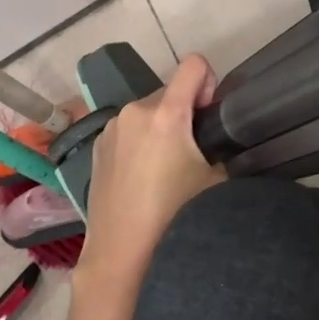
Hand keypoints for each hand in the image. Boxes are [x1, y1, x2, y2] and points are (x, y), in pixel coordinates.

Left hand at [76, 54, 225, 292]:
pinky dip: (141, 141)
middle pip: (171, 90)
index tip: (210, 115)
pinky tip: (143, 178)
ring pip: (148, 111)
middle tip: (193, 152)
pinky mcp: (98, 148)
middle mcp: (134, 112)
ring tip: (166, 169)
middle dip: (186, 110)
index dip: (209, 82)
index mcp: (165, 113)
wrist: (122, 256)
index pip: (194, 64)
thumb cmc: (174, 217)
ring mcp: (111, 130)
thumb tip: (217, 146)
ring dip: (162, 126)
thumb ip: (220, 150)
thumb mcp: (217, 182)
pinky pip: (129, 130)